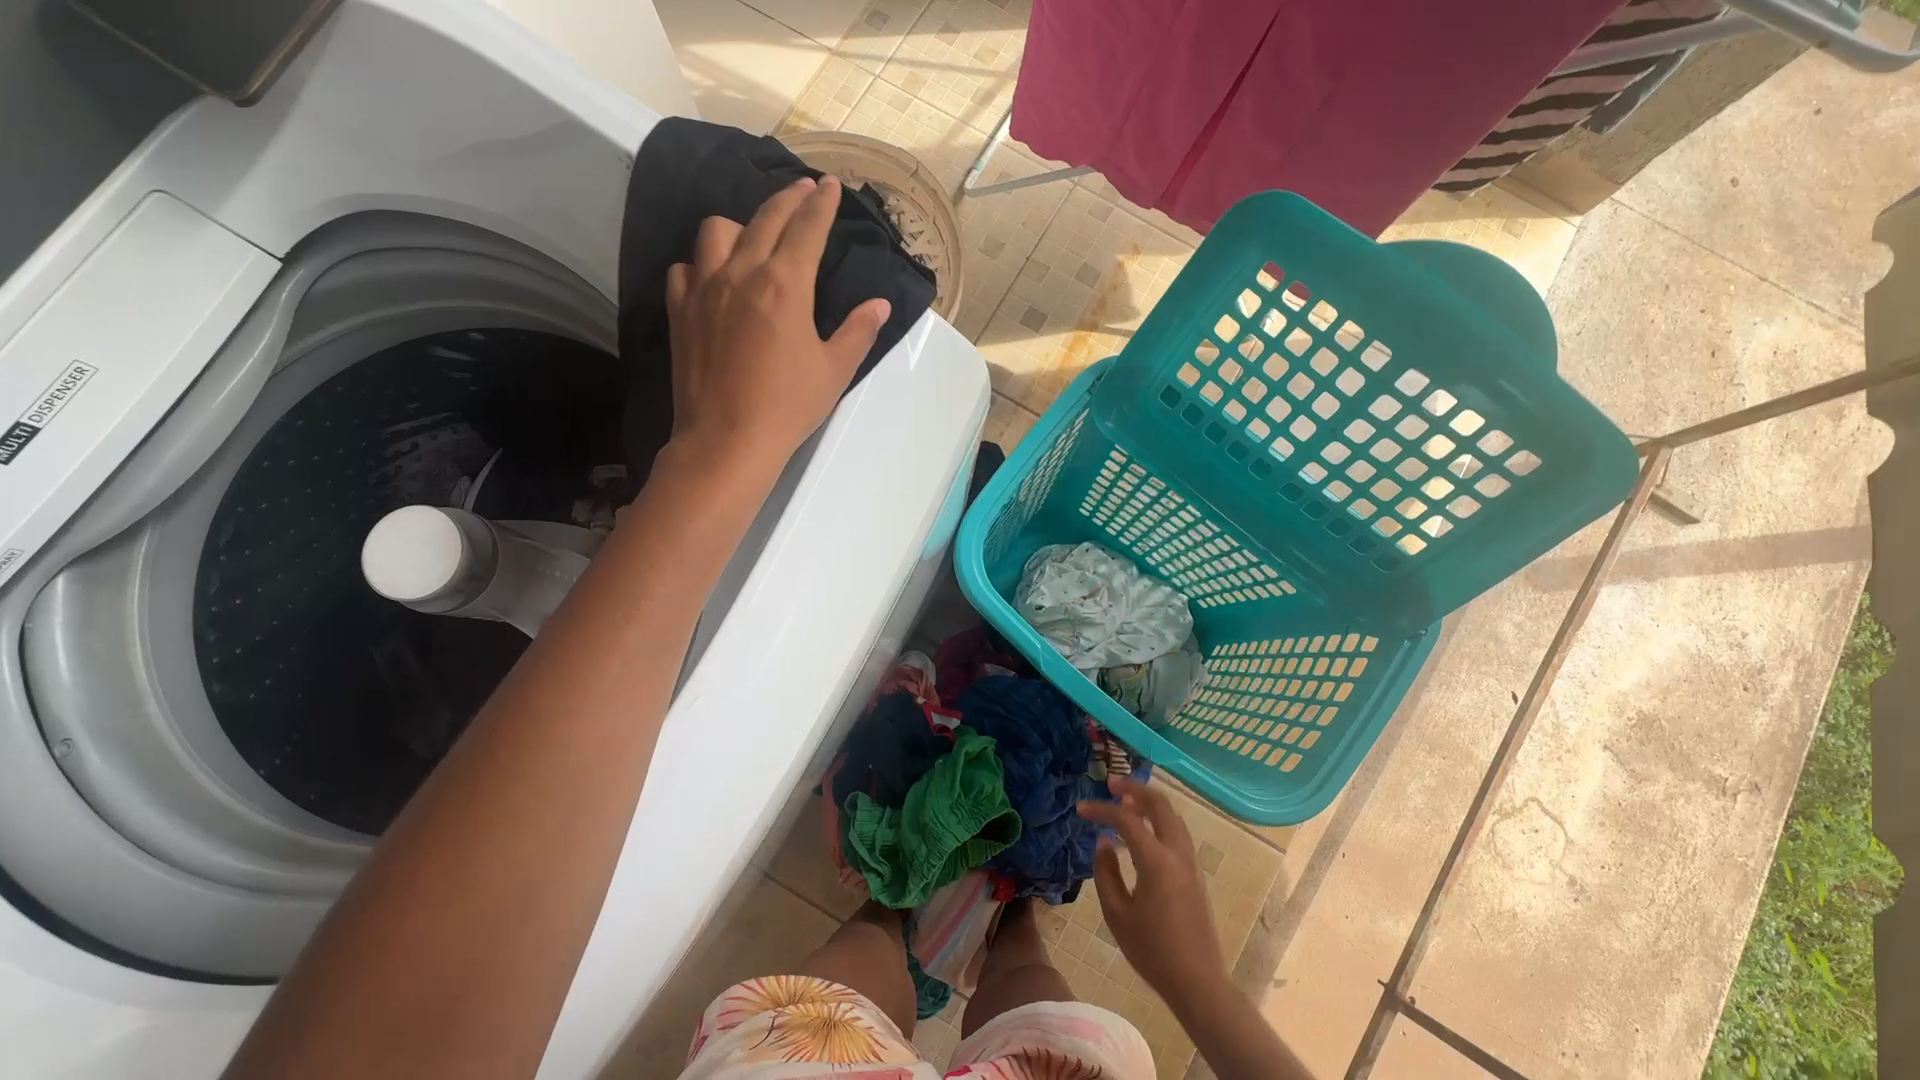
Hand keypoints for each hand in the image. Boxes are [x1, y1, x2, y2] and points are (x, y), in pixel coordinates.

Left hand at [665, 175, 891, 466]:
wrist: (727, 440)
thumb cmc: (788, 406)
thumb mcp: (835, 370)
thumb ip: (858, 331)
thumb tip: (879, 305)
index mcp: (785, 284)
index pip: (807, 227)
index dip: (822, 203)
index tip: (831, 184)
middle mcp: (742, 273)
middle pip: (765, 218)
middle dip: (788, 199)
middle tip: (803, 191)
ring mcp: (705, 289)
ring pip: (716, 231)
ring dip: (739, 225)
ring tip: (753, 237)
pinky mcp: (680, 312)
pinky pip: (684, 268)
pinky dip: (701, 263)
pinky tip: (713, 277)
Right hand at [1077, 775, 1227, 1002]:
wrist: (1197, 980)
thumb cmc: (1151, 950)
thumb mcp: (1117, 914)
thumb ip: (1106, 873)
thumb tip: (1103, 843)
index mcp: (1157, 861)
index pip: (1127, 820)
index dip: (1102, 810)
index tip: (1080, 808)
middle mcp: (1178, 853)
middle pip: (1160, 805)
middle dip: (1135, 789)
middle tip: (1112, 784)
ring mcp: (1191, 863)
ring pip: (1173, 817)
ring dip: (1150, 802)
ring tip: (1126, 800)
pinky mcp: (1195, 874)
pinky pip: (1178, 833)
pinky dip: (1160, 820)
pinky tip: (1144, 829)